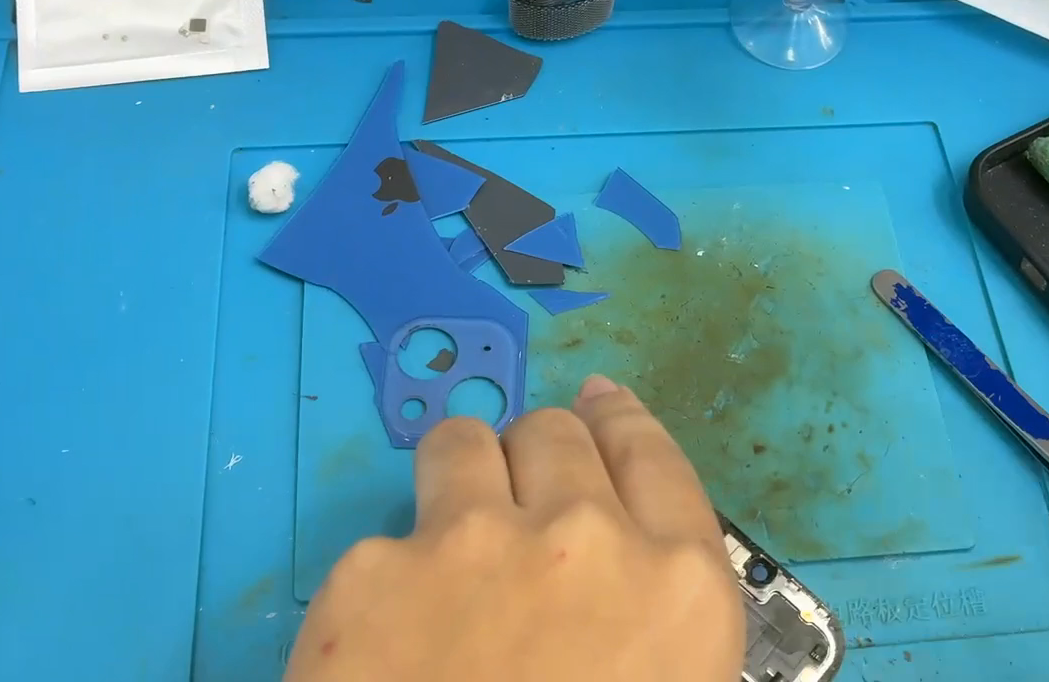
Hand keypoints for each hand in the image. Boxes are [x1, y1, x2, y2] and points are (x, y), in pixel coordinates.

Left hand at [286, 375, 743, 681]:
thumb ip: (660, 610)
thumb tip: (630, 548)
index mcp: (678, 584)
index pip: (650, 450)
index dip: (619, 418)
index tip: (598, 401)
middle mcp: (584, 537)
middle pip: (555, 432)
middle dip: (538, 459)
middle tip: (518, 503)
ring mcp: (472, 543)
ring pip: (465, 442)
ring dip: (464, 476)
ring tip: (452, 537)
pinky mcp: (371, 572)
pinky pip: (386, 538)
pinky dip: (391, 579)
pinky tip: (386, 647)